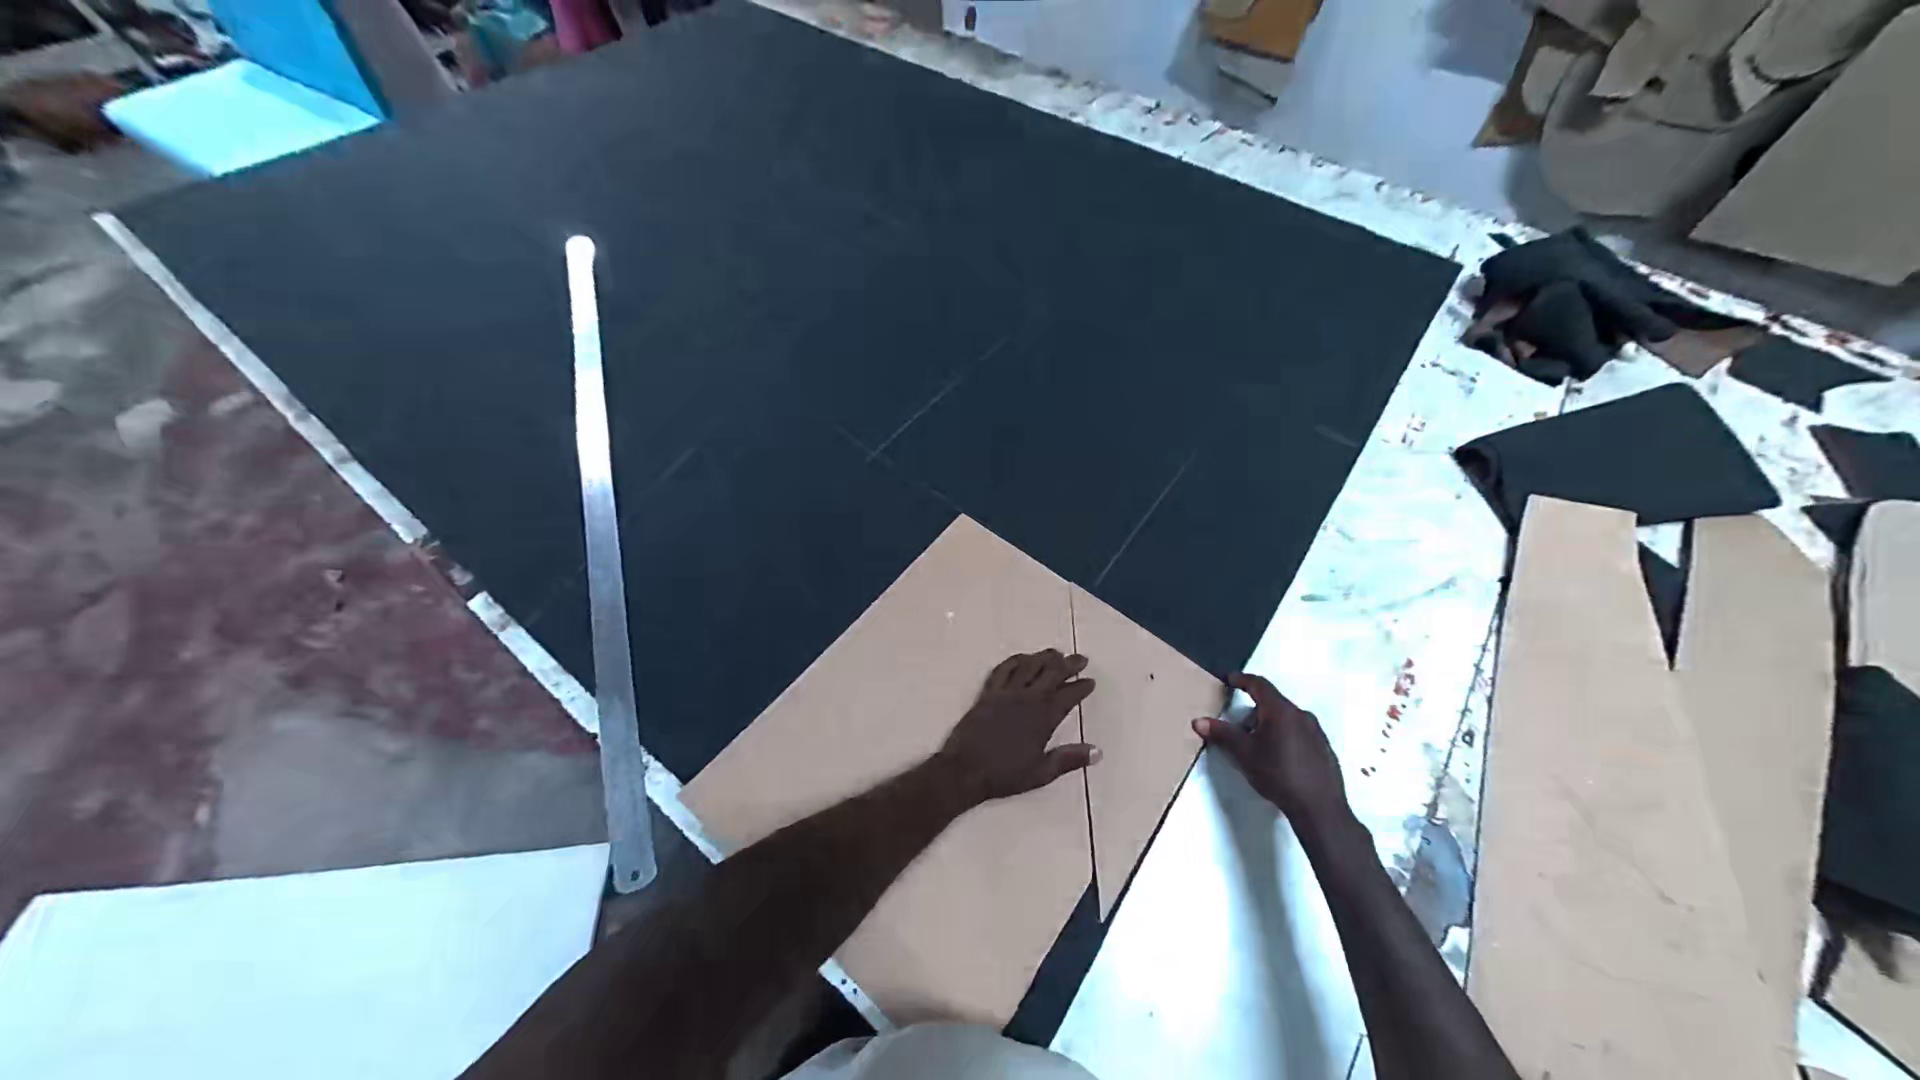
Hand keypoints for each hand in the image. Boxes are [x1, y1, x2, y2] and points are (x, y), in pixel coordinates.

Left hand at [933, 650, 1098, 804]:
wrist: (965, 769)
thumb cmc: (1004, 774)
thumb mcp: (1042, 772)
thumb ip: (1069, 759)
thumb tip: (1097, 752)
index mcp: (1043, 718)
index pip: (1068, 696)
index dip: (1081, 687)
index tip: (1090, 681)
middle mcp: (1026, 699)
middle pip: (1052, 674)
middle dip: (1069, 665)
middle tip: (1081, 659)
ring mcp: (1006, 693)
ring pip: (1029, 666)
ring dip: (1044, 657)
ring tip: (1056, 652)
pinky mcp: (988, 693)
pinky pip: (1003, 670)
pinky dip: (1015, 660)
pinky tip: (1022, 658)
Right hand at [1193, 674, 1345, 821]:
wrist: (1319, 808)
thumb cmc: (1278, 774)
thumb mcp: (1244, 754)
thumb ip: (1222, 734)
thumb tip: (1198, 721)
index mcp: (1281, 711)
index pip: (1259, 685)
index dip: (1242, 680)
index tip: (1230, 679)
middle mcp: (1301, 715)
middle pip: (1273, 703)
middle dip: (1254, 710)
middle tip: (1239, 727)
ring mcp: (1317, 732)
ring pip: (1287, 718)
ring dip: (1270, 724)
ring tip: (1258, 745)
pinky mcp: (1325, 749)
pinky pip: (1300, 733)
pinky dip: (1285, 736)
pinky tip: (1280, 758)